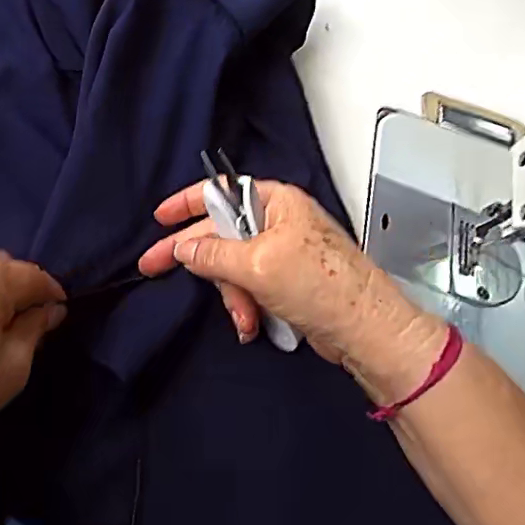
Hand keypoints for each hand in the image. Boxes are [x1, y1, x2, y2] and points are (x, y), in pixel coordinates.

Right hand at [136, 179, 443, 401]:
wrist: (368, 332)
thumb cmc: (329, 288)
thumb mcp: (255, 265)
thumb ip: (210, 253)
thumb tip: (182, 248)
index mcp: (276, 202)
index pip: (220, 192)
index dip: (186, 203)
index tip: (161, 217)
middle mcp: (279, 222)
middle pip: (219, 233)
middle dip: (202, 262)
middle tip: (156, 266)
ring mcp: (282, 251)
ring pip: (230, 264)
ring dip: (230, 293)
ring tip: (243, 315)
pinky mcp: (285, 279)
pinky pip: (247, 284)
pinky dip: (244, 303)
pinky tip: (251, 320)